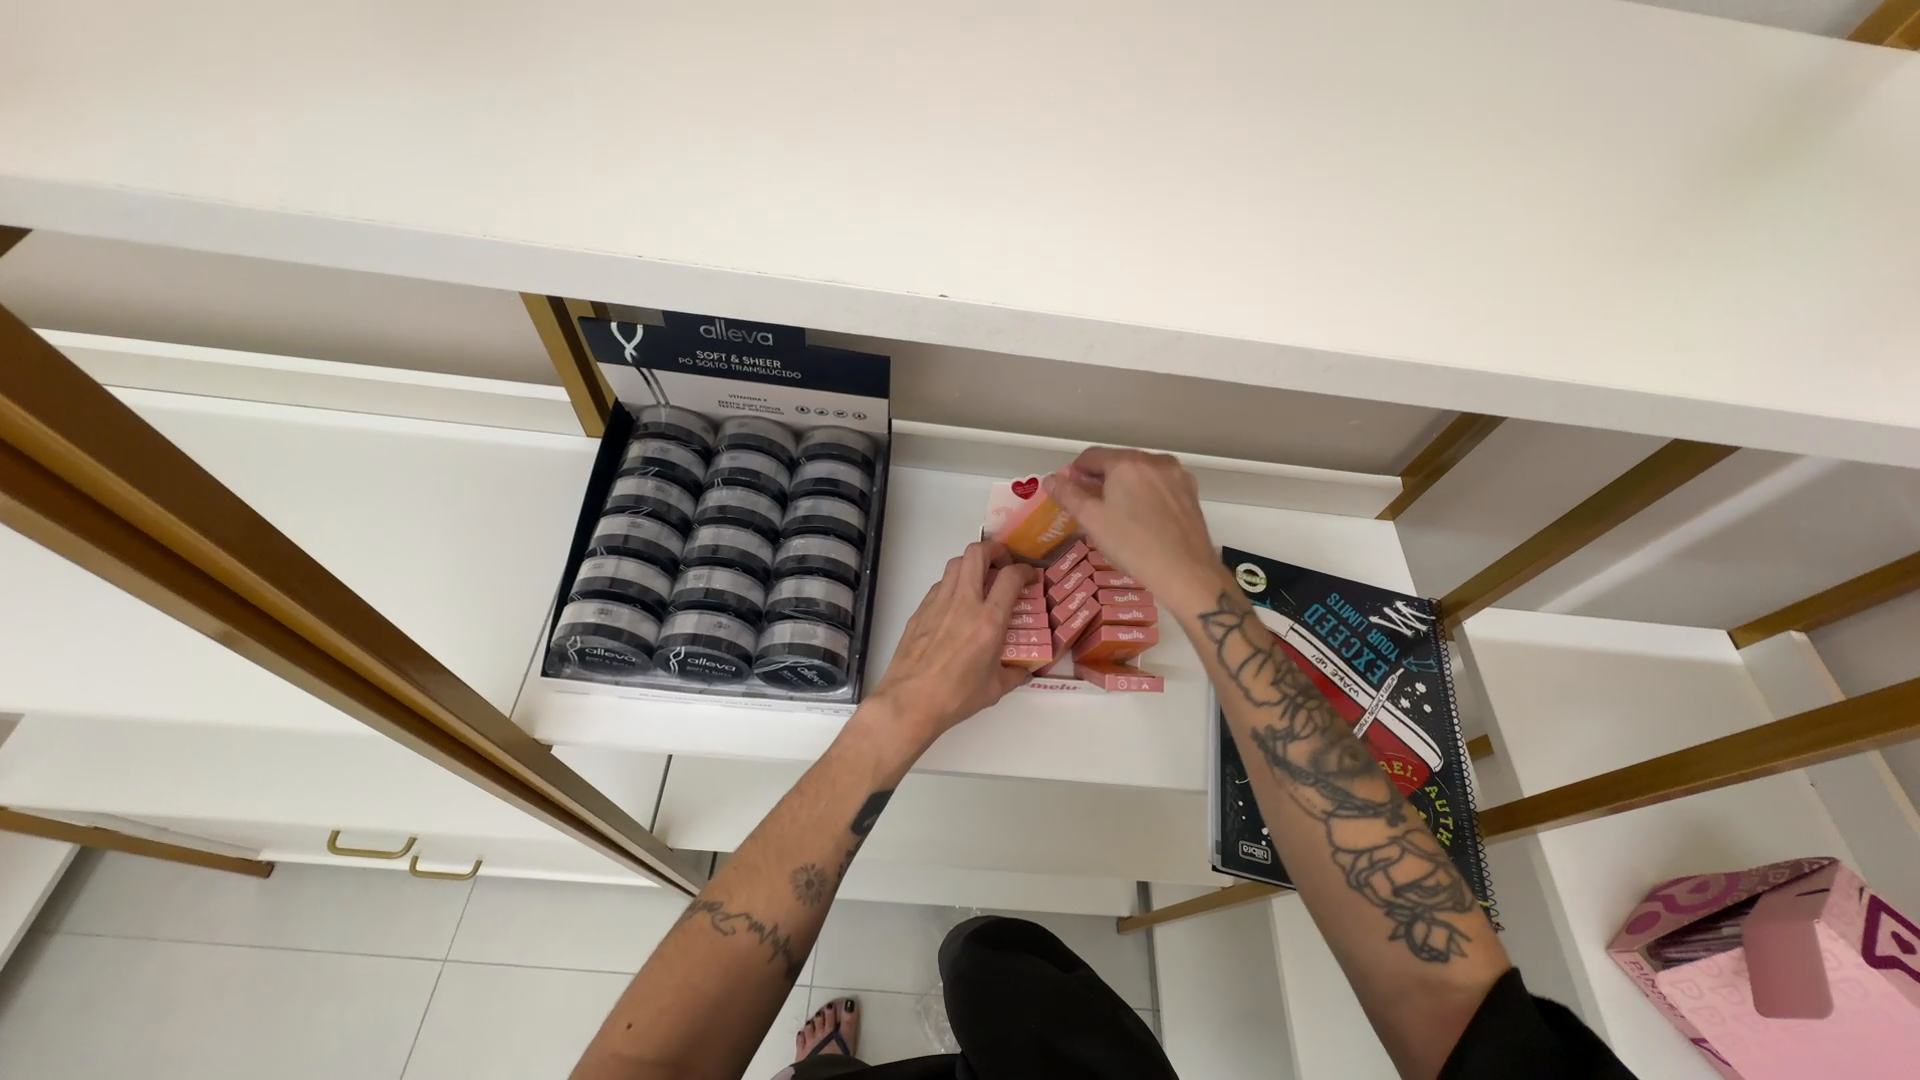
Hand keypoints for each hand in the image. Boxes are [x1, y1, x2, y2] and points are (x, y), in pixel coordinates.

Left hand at [864, 541, 1035, 749]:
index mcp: (988, 620)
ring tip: (980, 579)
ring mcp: (938, 603)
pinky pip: (939, 585)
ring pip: (955, 563)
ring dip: (971, 564)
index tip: (1030, 576)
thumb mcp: (994, 689)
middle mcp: (964, 603)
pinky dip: (952, 584)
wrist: (909, 702)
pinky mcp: (920, 610)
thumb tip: (1024, 671)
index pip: (1010, 576)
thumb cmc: (955, 697)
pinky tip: (956, 604)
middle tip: (1002, 563)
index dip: (1025, 569)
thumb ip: (1013, 674)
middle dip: (994, 550)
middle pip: (976, 554)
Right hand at [1044, 448, 1225, 611]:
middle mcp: (1154, 461)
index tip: (1067, 491)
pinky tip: (1142, 519)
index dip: (1074, 472)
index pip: (1091, 456)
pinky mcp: (1190, 493)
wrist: (1184, 571)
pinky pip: (1159, 486)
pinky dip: (1145, 494)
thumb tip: (1051, 480)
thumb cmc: (1132, 545)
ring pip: (1140, 473)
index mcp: (1127, 462)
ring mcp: (1176, 476)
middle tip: (1089, 506)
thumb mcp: (1092, 520)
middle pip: (1118, 462)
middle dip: (1100, 479)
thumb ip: (1068, 495)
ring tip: (1116, 514)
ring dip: (1123, 486)